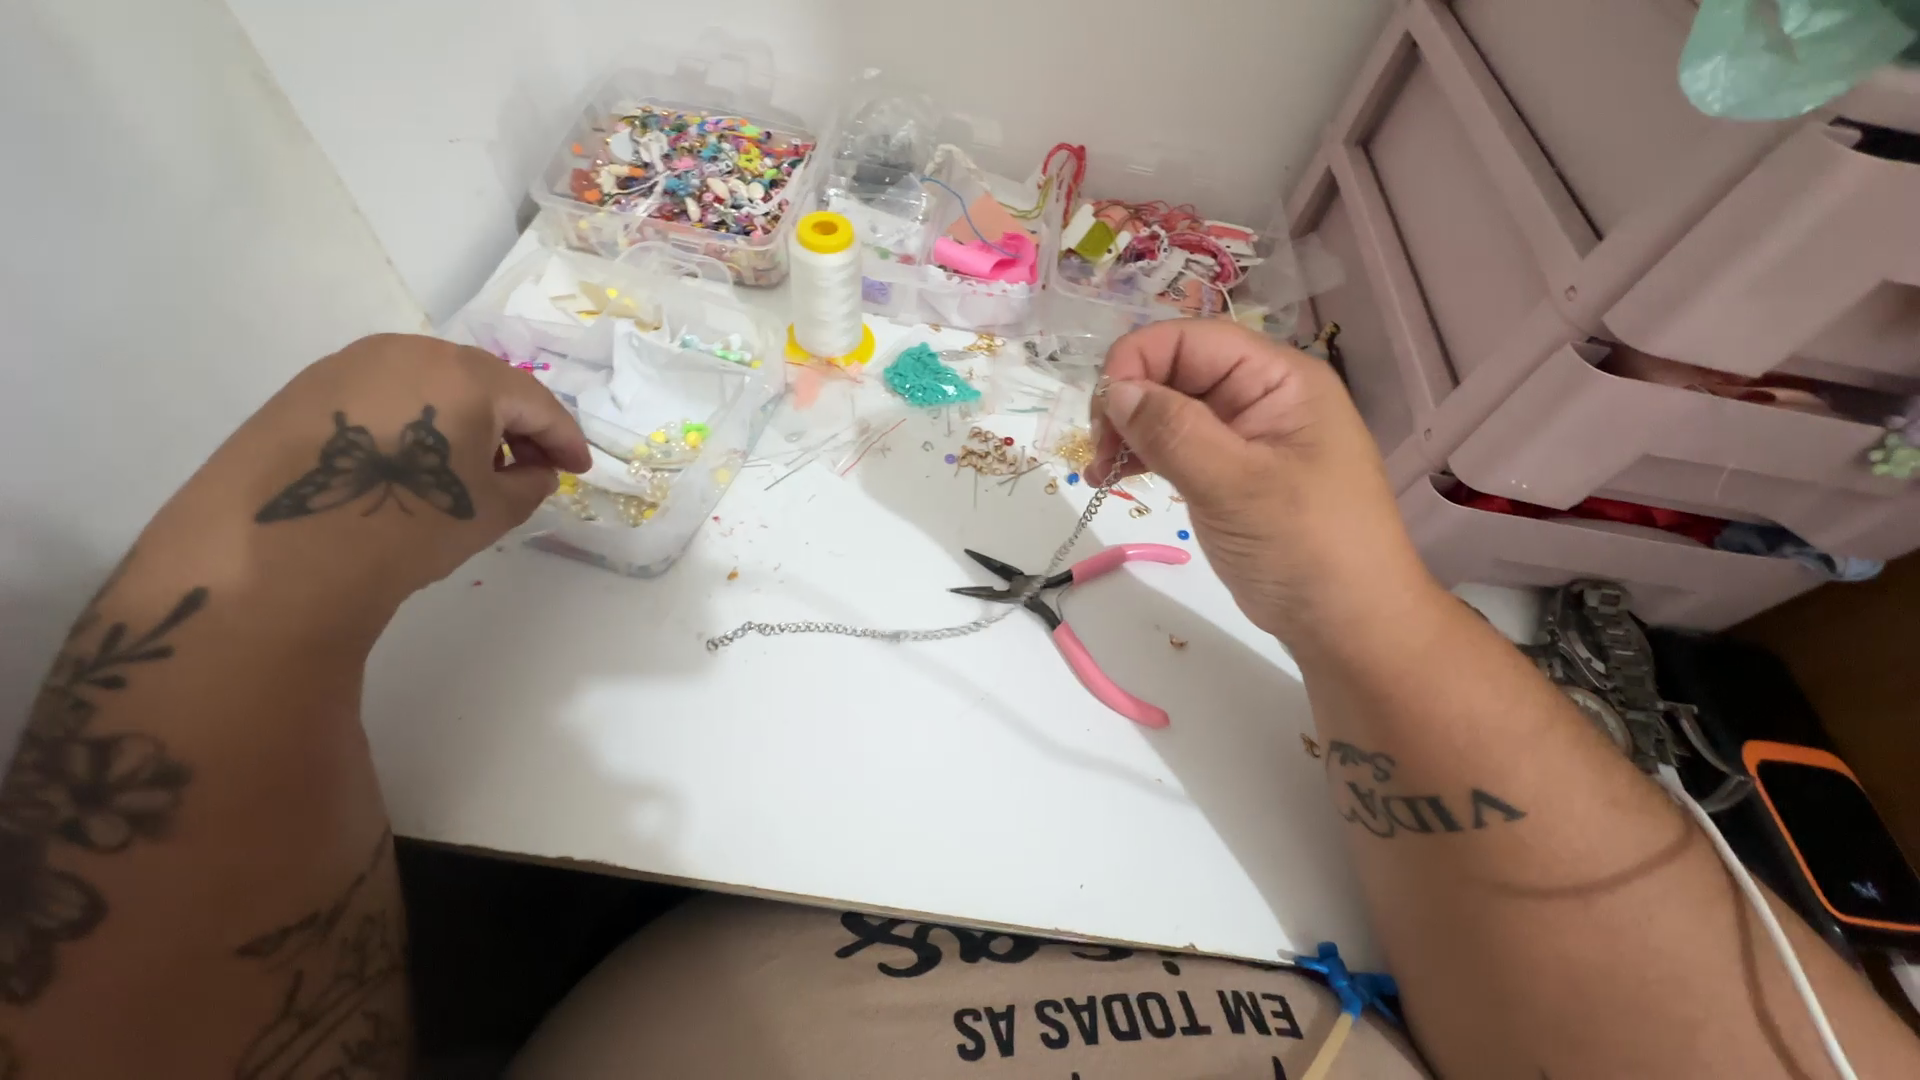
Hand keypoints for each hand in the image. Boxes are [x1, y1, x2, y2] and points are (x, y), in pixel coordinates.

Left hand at [143, 334, 589, 636]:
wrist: (279, 552)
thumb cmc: (412, 525)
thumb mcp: (495, 509)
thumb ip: (532, 481)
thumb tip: (533, 469)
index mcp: (468, 374)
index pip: (537, 404)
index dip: (566, 439)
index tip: (579, 469)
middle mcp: (411, 351)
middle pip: (486, 383)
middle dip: (517, 425)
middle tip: (531, 467)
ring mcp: (353, 363)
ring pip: (435, 384)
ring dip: (468, 420)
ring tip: (474, 468)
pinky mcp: (310, 387)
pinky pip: (390, 394)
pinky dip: (420, 421)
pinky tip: (418, 462)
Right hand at [1089, 320, 1437, 644]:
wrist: (1348, 623)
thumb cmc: (1306, 547)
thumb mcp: (1236, 486)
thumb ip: (1173, 432)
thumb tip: (1114, 391)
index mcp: (1278, 379)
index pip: (1192, 340)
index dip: (1138, 362)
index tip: (1102, 415)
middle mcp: (1260, 396)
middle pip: (1176, 371)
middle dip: (1128, 403)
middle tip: (1098, 455)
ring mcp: (1243, 436)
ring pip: (1169, 410)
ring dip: (1128, 432)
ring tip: (1099, 473)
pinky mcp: (1227, 472)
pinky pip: (1175, 446)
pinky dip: (1141, 457)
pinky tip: (1114, 478)